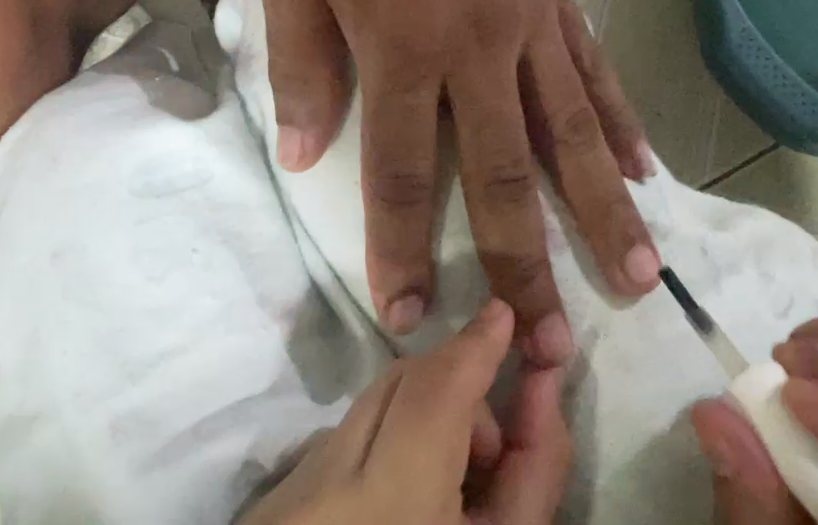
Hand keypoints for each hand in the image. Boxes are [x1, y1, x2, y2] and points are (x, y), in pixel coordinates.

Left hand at [239, 301, 570, 524]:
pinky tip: (407, 498)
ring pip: (369, 408)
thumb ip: (529, 471)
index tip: (506, 315)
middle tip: (492, 447)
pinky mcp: (277, 498)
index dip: (476, 346)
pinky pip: (342, 438)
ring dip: (421, 418)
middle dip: (456, 390)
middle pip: (400, 385)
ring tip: (452, 488)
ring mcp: (293, 490)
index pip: (436, 390)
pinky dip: (385, 442)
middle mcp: (325, 483)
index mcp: (390, 503)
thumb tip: (540, 384)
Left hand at [260, 0, 657, 365]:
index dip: (402, 248)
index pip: (402, 171)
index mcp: (402, 49)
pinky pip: (596, 74)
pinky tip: (647, 175)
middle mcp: (477, 51)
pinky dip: (621, 128)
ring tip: (636, 282)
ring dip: (602, 216)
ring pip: (572, 136)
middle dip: (524, 267)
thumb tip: (303, 157)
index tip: (409, 316)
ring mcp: (530, 24)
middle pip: (504, 177)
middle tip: (549, 348)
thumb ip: (301, 67)